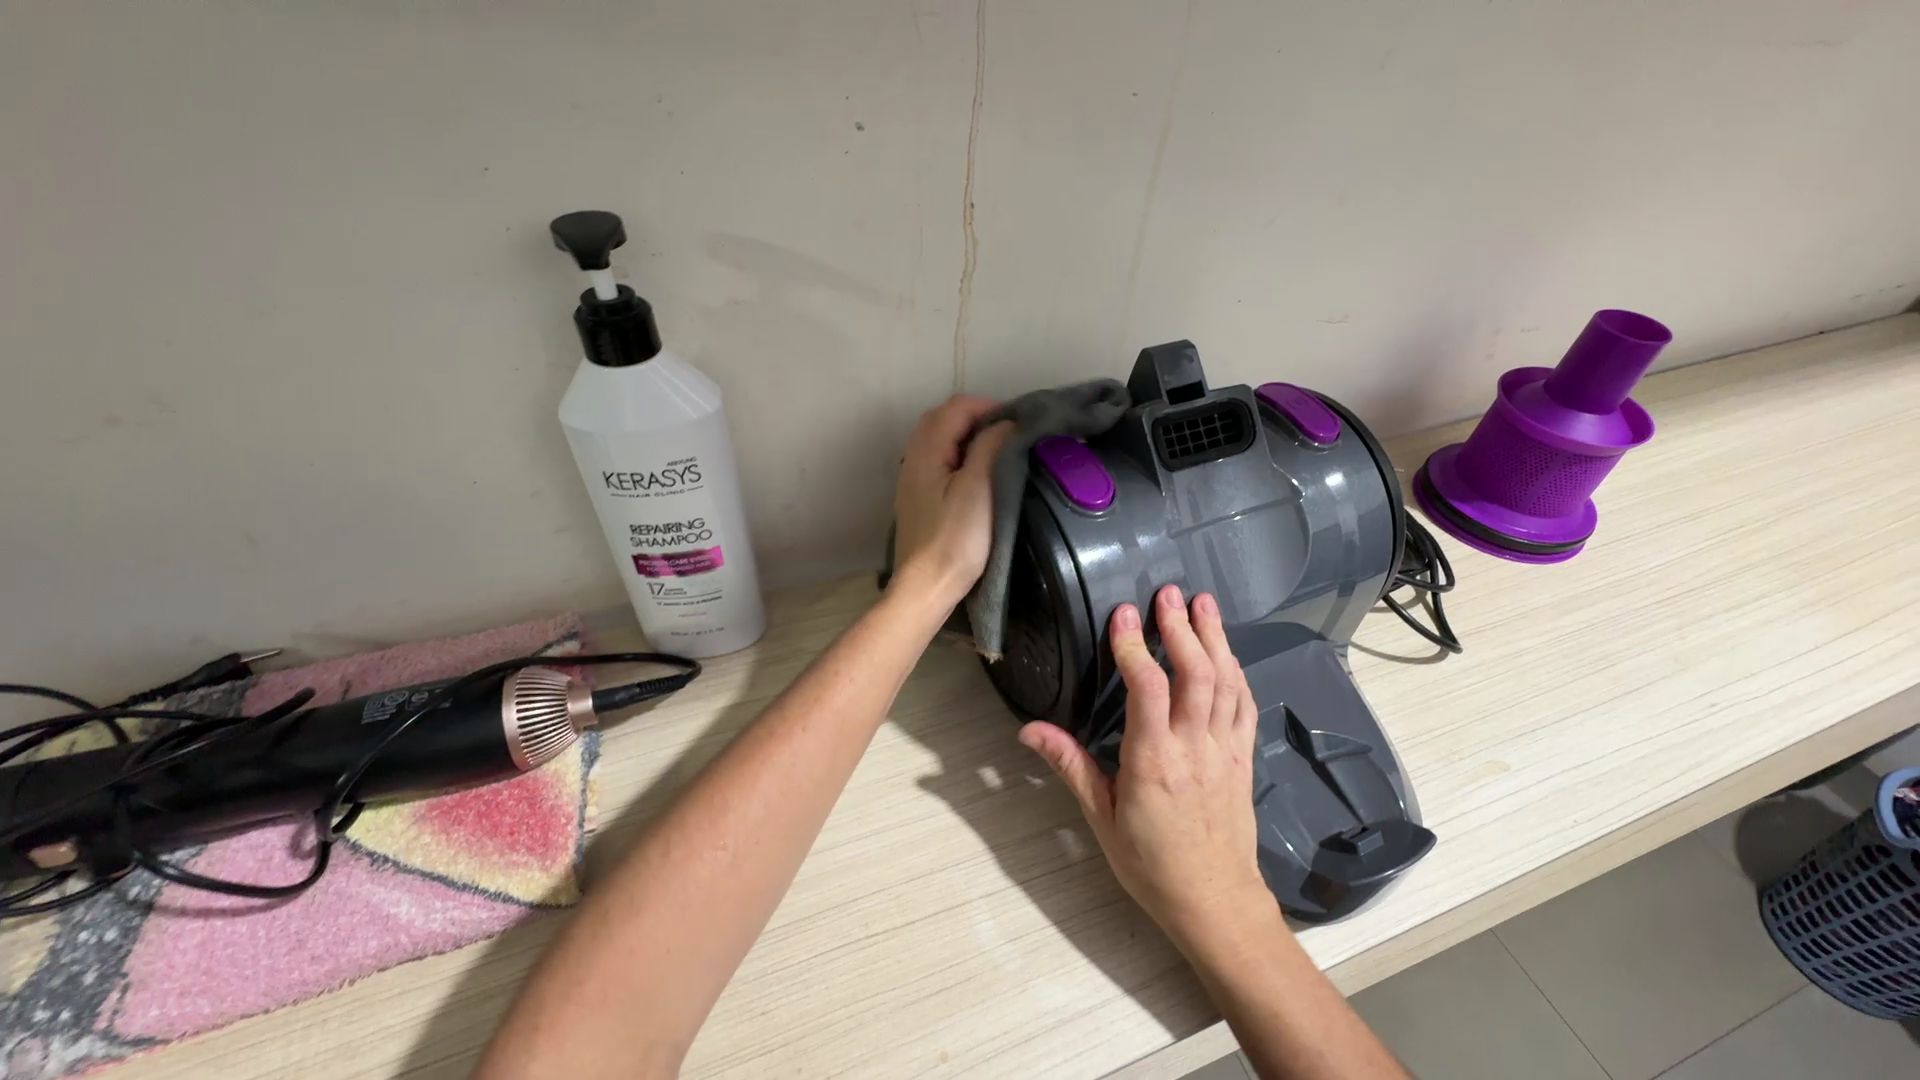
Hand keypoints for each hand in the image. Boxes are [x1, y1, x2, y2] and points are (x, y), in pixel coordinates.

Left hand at [891, 395, 1013, 610]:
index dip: (989, 407)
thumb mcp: (978, 489)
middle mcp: (913, 458)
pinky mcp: (918, 498)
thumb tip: (1004, 423)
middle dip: (978, 418)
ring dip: (968, 437)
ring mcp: (913, 479)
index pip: (957, 407)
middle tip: (1009, 435)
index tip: (1017, 425)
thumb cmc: (955, 540)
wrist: (926, 587)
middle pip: (944, 418)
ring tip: (998, 453)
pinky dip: (959, 455)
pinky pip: (937, 461)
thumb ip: (989, 448)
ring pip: (939, 439)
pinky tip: (977, 475)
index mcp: (926, 451)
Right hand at [1017, 585, 1270, 950]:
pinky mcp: (1244, 758)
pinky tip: (1228, 653)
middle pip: (1196, 673)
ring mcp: (1225, 750)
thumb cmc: (1151, 864)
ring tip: (1203, 603)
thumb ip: (1071, 766)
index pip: (1147, 687)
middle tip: (1169, 591)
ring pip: (1226, 682)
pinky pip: (1245, 706)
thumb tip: (1029, 731)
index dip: (1135, 644)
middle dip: (1182, 627)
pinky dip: (1237, 672)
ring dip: (1215, 638)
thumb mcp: (1101, 819)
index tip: (1125, 611)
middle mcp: (1194, 747)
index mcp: (1153, 761)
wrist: (1215, 902)